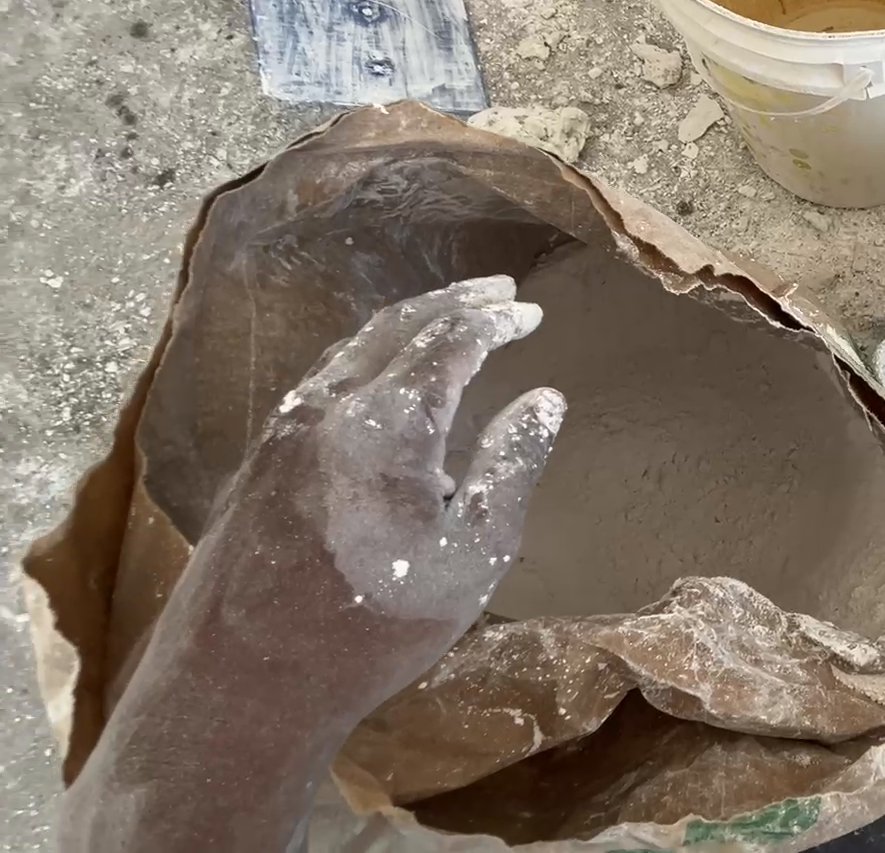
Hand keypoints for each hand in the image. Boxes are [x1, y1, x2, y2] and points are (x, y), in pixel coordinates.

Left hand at [64, 277, 566, 852]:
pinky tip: (390, 367)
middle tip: (501, 289)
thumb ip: (513, 464)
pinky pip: (327, 375)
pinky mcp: (262, 459)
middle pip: (397, 328)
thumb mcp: (477, 551)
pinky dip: (373, 351)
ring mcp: (285, 433)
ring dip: (411, 322)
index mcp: (387, 428)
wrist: (237, 696)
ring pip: (354, 348)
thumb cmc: (378, 625)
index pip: (450, 344)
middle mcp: (328, 412)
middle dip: (454, 302)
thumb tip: (545, 398)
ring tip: (453, 313)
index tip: (532, 312)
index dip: (496, 321)